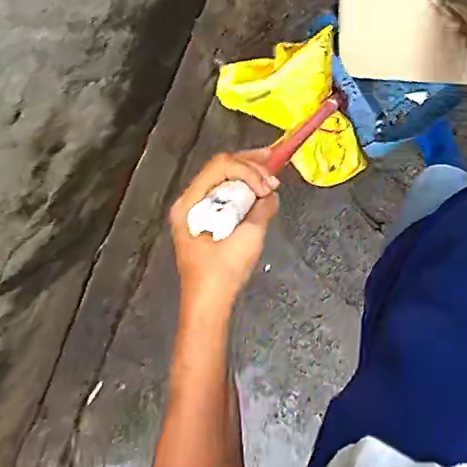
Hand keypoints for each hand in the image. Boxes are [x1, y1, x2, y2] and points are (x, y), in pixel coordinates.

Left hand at [169, 151, 279, 312]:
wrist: (208, 302)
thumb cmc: (223, 271)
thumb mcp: (249, 237)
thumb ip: (262, 209)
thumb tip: (271, 194)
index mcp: (190, 203)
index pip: (222, 166)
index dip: (249, 170)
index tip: (268, 188)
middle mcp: (189, 201)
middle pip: (221, 167)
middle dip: (251, 164)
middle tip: (276, 164)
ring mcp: (196, 209)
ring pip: (224, 177)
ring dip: (250, 173)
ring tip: (272, 176)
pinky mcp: (205, 218)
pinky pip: (225, 192)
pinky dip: (244, 187)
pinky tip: (261, 189)